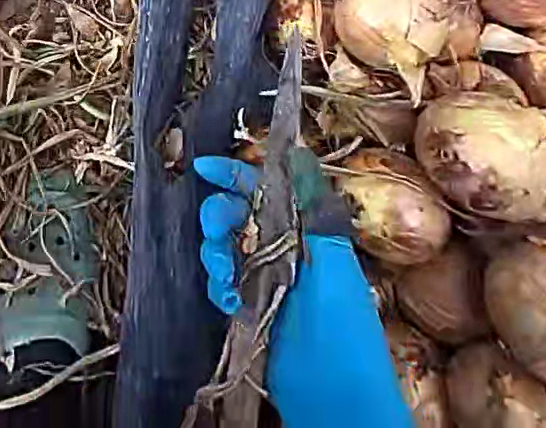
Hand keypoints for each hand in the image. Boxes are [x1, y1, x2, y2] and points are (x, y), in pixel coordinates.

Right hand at [195, 152, 412, 427]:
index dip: (233, 173)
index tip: (204, 167)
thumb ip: (312, 201)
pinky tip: (226, 300)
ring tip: (225, 279)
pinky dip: (217, 285)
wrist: (337, 396)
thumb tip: (299, 149)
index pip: (263, 186)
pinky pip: (220, 280)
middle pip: (235, 212)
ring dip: (215, 254)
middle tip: (217, 236)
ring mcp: (263, 275)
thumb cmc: (341, 323)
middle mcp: (281, 244)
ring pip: (222, 245)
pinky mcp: (248, 305)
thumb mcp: (331, 254)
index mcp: (303, 226)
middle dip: (218, 217)